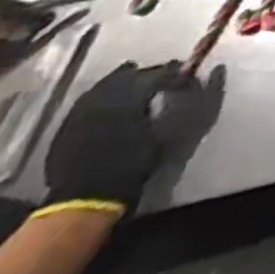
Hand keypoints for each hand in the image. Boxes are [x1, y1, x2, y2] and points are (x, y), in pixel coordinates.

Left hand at [44, 61, 192, 210]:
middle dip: (152, 75)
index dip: (176, 74)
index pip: (158, 74)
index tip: (188, 79)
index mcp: (128, 96)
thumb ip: (186, 107)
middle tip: (168, 81)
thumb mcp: (166, 136)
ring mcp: (81, 109)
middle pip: (131, 74)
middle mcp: (103, 95)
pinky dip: (106, 97)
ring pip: (108, 83)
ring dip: (127, 82)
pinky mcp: (68, 123)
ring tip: (141, 89)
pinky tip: (114, 106)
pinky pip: (91, 99)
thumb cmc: (132, 166)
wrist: (85, 200)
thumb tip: (206, 86)